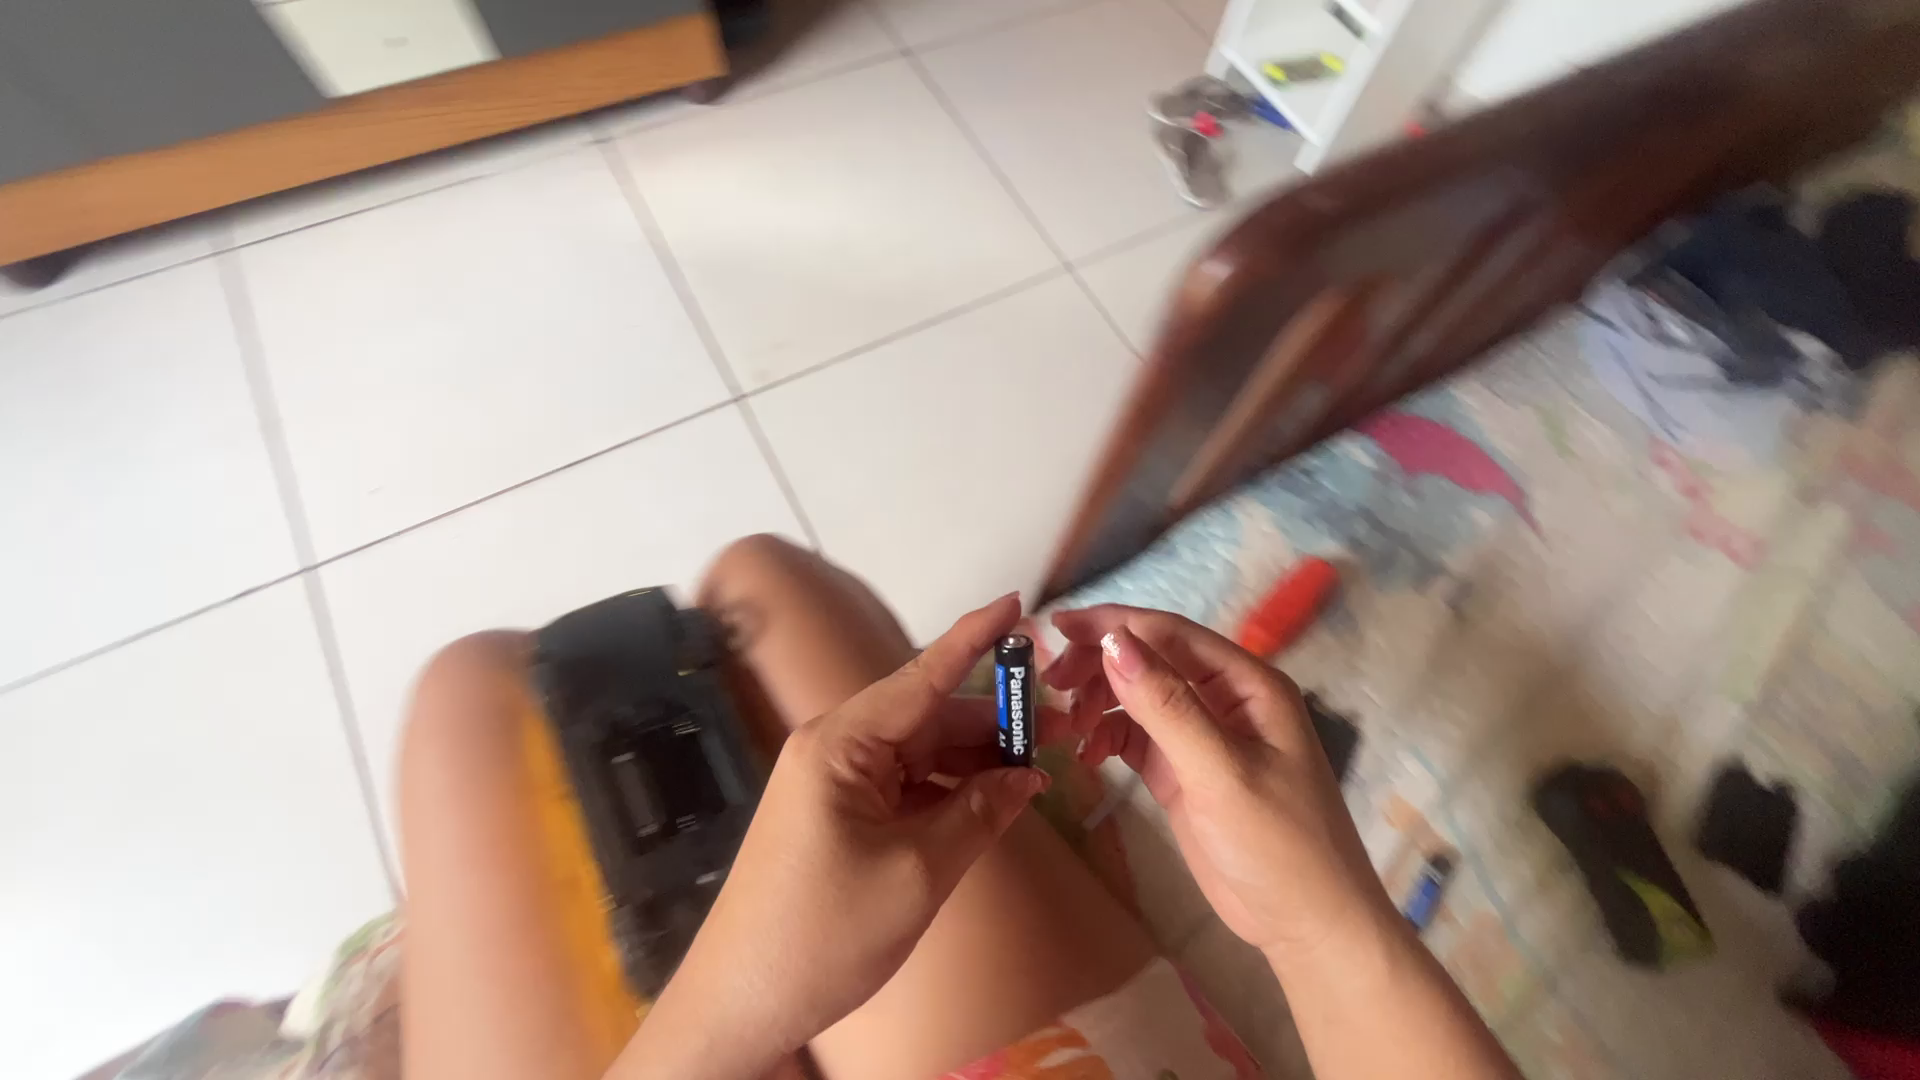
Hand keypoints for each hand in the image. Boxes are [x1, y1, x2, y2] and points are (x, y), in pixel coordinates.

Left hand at [625, 594, 1050, 1078]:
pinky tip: (992, 802)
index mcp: (842, 743)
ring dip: (976, 761)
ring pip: (922, 752)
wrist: (742, 1006)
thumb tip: (1029, 778)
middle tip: (1059, 729)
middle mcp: (838, 747)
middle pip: (928, 717)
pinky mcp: (844, 813)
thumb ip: (979, 814)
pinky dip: (951, 791)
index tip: (1016, 603)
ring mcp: (839, 781)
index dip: (973, 638)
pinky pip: (908, 785)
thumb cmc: (824, 934)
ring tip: (1036, 772)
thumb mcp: (918, 873)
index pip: (921, 675)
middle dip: (992, 723)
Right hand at [1044, 605, 1392, 960]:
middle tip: (1052, 682)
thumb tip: (1113, 641)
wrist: (1306, 927)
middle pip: (1149, 659)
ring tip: (1066, 726)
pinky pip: (1134, 735)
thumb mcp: (1219, 771)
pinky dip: (1107, 737)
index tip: (1057, 626)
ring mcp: (1200, 733)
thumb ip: (1165, 704)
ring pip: (1136, 696)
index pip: (1168, 633)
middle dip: (1099, 664)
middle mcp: (1222, 698)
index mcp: (1245, 683)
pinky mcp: (1181, 768)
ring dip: (1098, 702)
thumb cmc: (1278, 844)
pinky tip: (1089, 756)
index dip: (1112, 623)